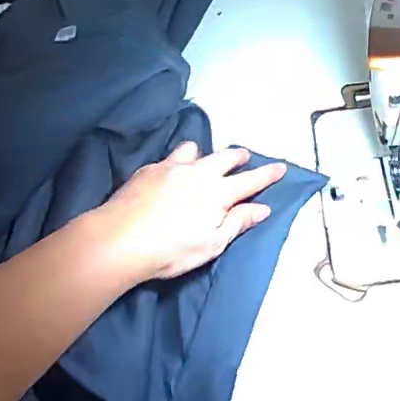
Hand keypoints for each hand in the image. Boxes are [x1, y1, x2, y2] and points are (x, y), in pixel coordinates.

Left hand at [87, 142, 286, 282]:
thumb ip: (238, 222)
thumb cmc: (170, 250)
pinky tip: (171, 172)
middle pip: (224, 157)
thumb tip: (262, 208)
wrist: (118, 240)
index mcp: (218, 193)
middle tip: (244, 155)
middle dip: (238, 156)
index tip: (281, 167)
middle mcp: (198, 173)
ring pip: (193, 150)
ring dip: (204, 153)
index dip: (268, 174)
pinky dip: (177, 161)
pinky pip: (169, 158)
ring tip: (203, 158)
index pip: (251, 180)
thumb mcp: (212, 243)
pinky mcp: (148, 170)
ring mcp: (171, 167)